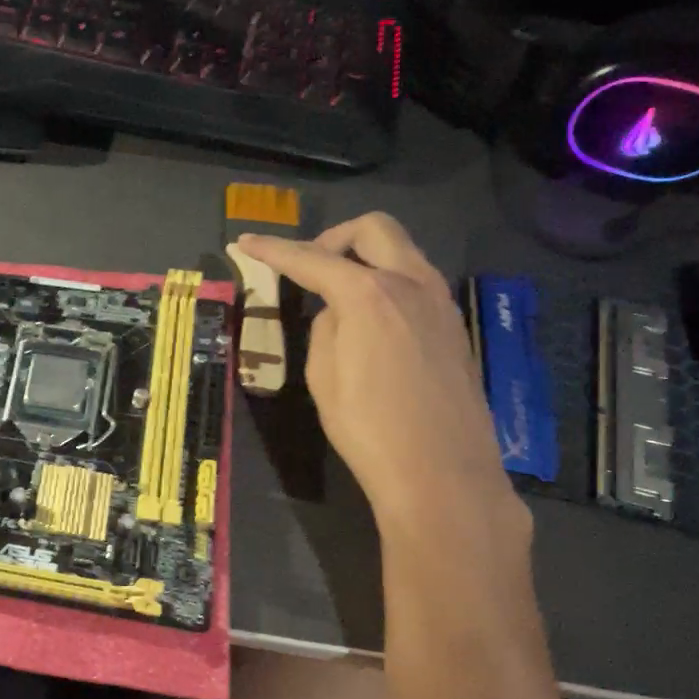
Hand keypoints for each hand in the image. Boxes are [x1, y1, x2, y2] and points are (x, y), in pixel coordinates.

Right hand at [236, 214, 521, 536]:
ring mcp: (439, 301)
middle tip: (307, 266)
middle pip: (373, 229)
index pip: (312, 259)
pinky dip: (386, 283)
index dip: (274, 250)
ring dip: (364, 258)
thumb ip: (325, 330)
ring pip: (400, 251)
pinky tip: (369, 322)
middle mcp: (411, 283)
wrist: (440, 469)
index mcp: (369, 294)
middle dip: (332, 237)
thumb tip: (336, 313)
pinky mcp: (453, 325)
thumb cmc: (368, 428)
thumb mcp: (324, 378)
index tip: (246, 242)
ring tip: (336, 295)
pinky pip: (415, 282)